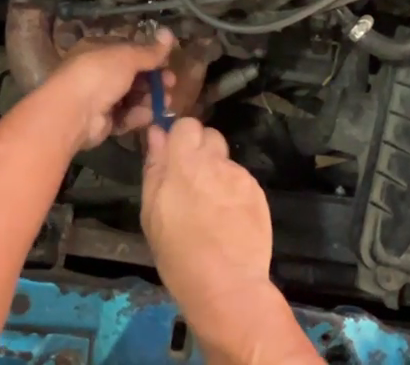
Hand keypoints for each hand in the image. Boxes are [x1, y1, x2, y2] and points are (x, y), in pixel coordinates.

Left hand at [36, 28, 175, 149]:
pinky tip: (150, 116)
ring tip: (166, 102)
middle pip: (132, 75)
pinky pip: (124, 116)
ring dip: (149, 98)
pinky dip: (137, 116)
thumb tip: (169, 33)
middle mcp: (97, 72)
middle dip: (153, 79)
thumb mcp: (127, 56)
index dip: (149, 55)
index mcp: (97, 49)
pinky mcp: (102, 121)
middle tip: (171, 84)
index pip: (127, 49)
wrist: (74, 112)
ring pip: (131, 97)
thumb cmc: (99, 74)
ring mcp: (98, 98)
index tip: (167, 62)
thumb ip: (150, 51)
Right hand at [141, 119, 276, 330]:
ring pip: (226, 160)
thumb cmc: (179, 254)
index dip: (181, 137)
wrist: (227, 285)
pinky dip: (234, 192)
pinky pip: (241, 180)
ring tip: (212, 206)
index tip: (175, 156)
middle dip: (201, 151)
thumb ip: (155, 167)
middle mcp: (215, 161)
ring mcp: (239, 175)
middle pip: (210, 135)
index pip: (187, 124)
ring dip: (217, 173)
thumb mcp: (151, 213)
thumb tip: (156, 133)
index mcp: (184, 162)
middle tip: (192, 180)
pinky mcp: (257, 191)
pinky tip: (229, 218)